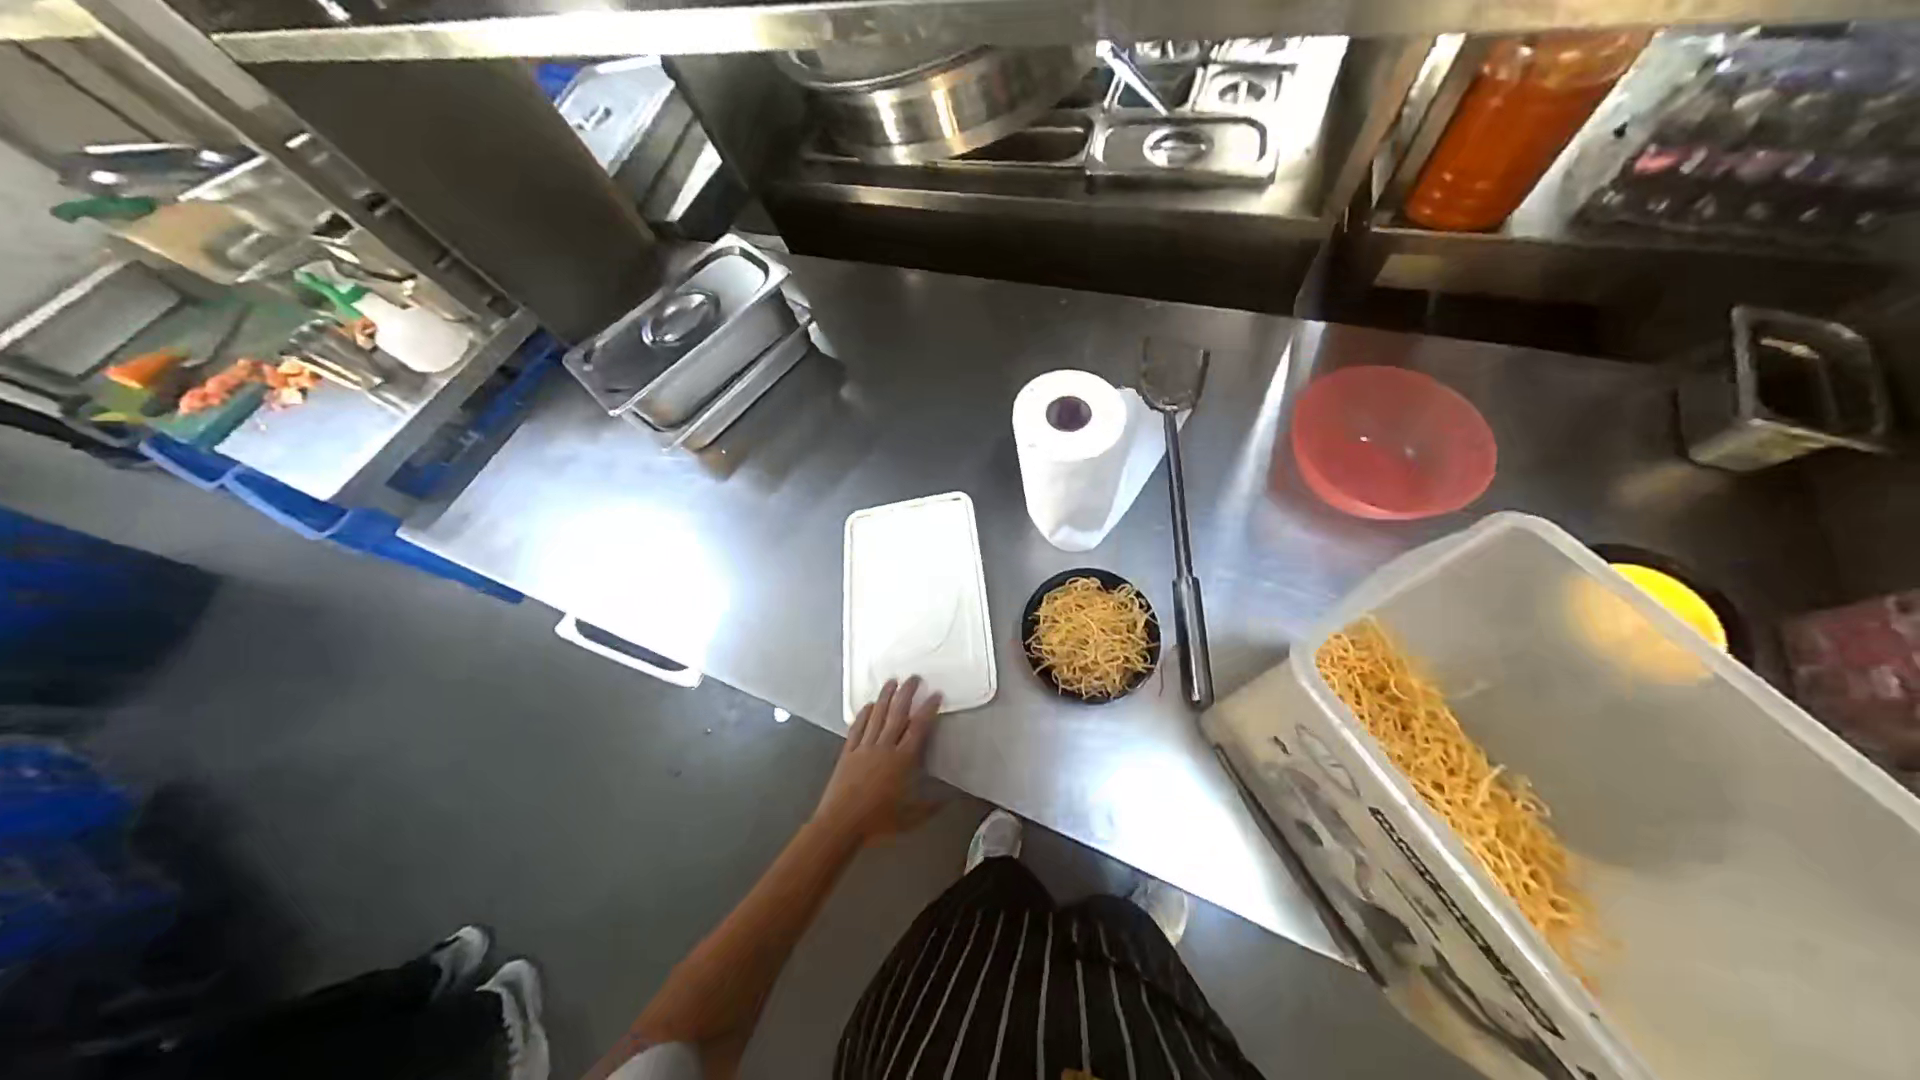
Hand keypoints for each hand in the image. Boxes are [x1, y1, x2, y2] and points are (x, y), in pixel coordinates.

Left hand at [812, 676, 941, 844]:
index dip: (928, 710)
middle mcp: (884, 748)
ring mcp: (864, 748)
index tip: (935, 694)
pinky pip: (857, 728)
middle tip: (913, 677)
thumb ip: (931, 806)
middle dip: (907, 693)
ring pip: (877, 716)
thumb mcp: (911, 818)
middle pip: (897, 714)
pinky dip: (864, 715)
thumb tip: (950, 799)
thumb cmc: (878, 822)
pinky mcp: (848, 753)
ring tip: (892, 681)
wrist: (840, 824)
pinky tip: (869, 706)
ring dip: (885, 697)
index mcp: (902, 761)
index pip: (918, 728)